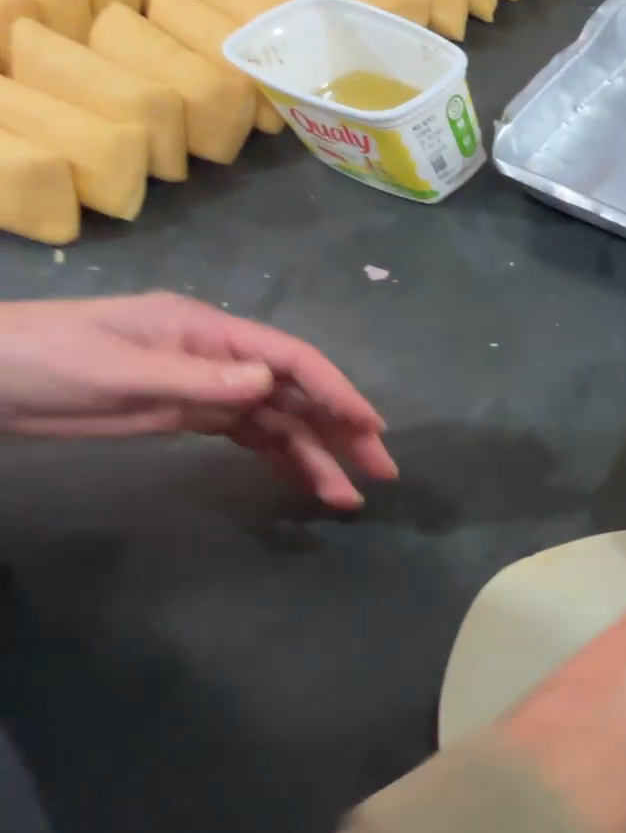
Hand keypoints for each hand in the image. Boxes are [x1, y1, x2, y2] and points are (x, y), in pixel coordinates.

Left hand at [0, 293, 396, 507]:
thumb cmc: (37, 360)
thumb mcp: (114, 368)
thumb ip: (195, 377)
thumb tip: (269, 384)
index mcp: (210, 334)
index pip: (294, 361)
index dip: (338, 392)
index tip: (371, 427)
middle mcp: (224, 359)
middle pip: (300, 396)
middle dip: (343, 433)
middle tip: (380, 470)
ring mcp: (212, 388)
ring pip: (283, 425)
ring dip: (317, 458)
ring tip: (344, 498)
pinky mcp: (196, 416)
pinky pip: (255, 440)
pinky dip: (284, 461)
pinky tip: (306, 485)